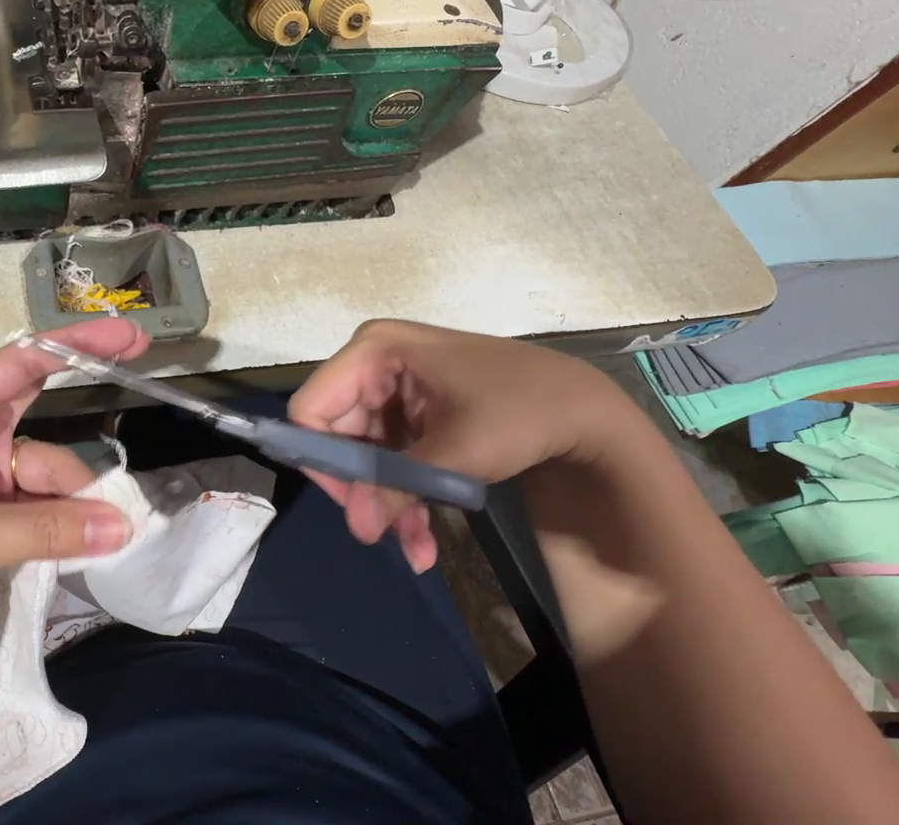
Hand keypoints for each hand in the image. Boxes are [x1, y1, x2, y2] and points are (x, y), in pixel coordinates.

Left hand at [0, 320, 147, 656]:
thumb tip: (123, 525)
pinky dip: (65, 523)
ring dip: (74, 498)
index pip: (18, 364)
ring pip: (49, 471)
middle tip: (140, 373)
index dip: (74, 345)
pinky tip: (86, 542)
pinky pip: (43, 508)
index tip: (126, 336)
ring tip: (99, 533)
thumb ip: (44, 528)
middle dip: (84, 405)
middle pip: (39, 407)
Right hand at [289, 320, 638, 568]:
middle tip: (386, 534)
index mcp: (374, 351)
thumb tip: (358, 529)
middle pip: (334, 434)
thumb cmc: (523, 413)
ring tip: (417, 547)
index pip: (312, 407)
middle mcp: (372, 362)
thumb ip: (400, 487)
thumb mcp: (459, 453)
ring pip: (362, 453)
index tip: (357, 504)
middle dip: (363, 489)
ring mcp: (390, 387)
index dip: (323, 459)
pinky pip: (386, 454)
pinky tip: (423, 537)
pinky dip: (403, 493)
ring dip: (386, 501)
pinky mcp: (408, 410)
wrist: (585, 409)